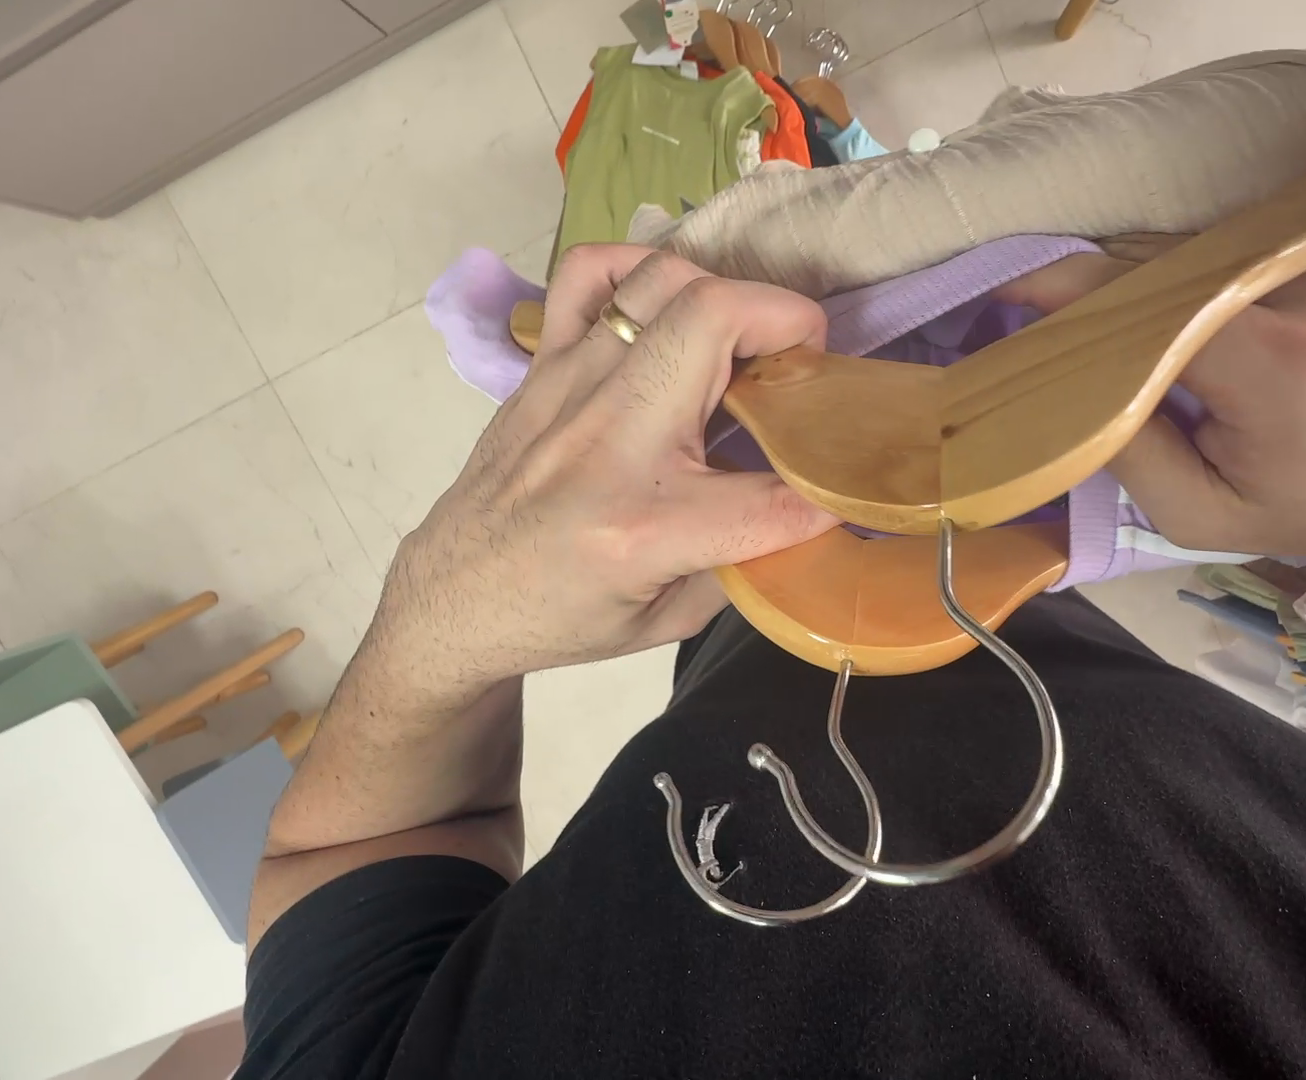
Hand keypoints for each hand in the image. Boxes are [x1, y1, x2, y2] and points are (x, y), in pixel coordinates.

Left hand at [350, 245, 838, 717]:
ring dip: (726, 296)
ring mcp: (568, 388)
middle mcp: (608, 440)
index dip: (832, 488)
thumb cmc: (564, 618)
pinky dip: (643, 270)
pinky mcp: (542, 367)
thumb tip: (803, 501)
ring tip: (741, 343)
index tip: (850, 480)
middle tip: (801, 365)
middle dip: (789, 324)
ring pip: (663, 280)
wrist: (455, 598)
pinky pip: (590, 275)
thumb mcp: (670, 618)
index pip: (775, 494)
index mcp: (645, 526)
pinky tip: (666, 310)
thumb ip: (747, 559)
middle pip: (716, 322)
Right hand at [1013, 240, 1305, 563]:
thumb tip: (1063, 387)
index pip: (1152, 298)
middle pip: (1169, 262)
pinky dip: (1194, 267)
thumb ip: (1127, 453)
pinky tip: (1176, 302)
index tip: (1012, 292)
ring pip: (1204, 244)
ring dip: (1143, 276)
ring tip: (1108, 315)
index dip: (1073, 291)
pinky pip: (1244, 241)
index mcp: (1283, 366)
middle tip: (1049, 318)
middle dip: (1098, 286)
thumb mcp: (1202, 515)